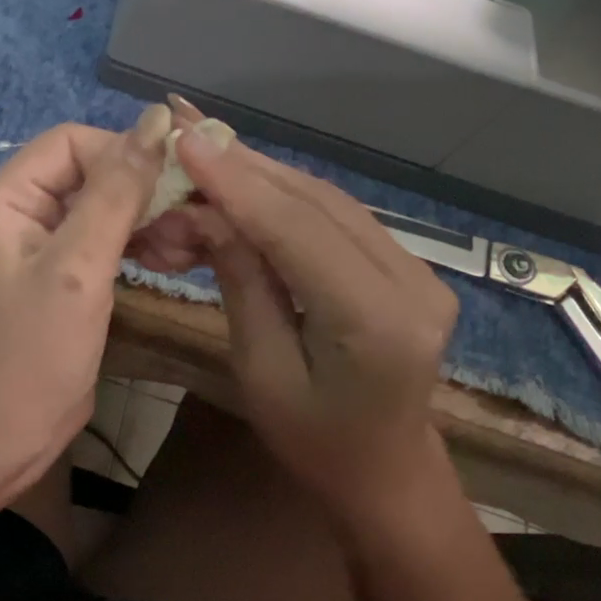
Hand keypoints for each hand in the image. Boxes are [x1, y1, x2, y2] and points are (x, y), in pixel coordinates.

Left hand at [0, 107, 173, 466]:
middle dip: (142, 189)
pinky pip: (105, 237)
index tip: (176, 181)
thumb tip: (157, 120)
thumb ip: (117, 192)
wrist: (9, 434)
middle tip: (194, 216)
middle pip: (90, 170)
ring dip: (147, 217)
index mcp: (4, 198)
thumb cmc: (35, 351)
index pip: (70, 142)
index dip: (124, 152)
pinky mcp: (62, 272)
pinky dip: (138, 242)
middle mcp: (18, 210)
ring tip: (190, 243)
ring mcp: (40, 243)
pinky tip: (174, 259)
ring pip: (103, 204)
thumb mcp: (79, 268)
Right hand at [172, 111, 458, 510]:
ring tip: (202, 148)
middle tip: (183, 128)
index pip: (297, 230)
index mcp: (376, 323)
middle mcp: (411, 283)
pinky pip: (337, 215)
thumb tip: (205, 211)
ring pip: (326, 199)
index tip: (184, 139)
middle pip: (314, 203)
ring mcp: (417, 269)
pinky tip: (243, 180)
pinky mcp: (407, 264)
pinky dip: (284, 195)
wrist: (385, 472)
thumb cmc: (313, 442)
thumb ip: (242, 282)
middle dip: (243, 165)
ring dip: (261, 173)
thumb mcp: (261, 371)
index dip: (237, 182)